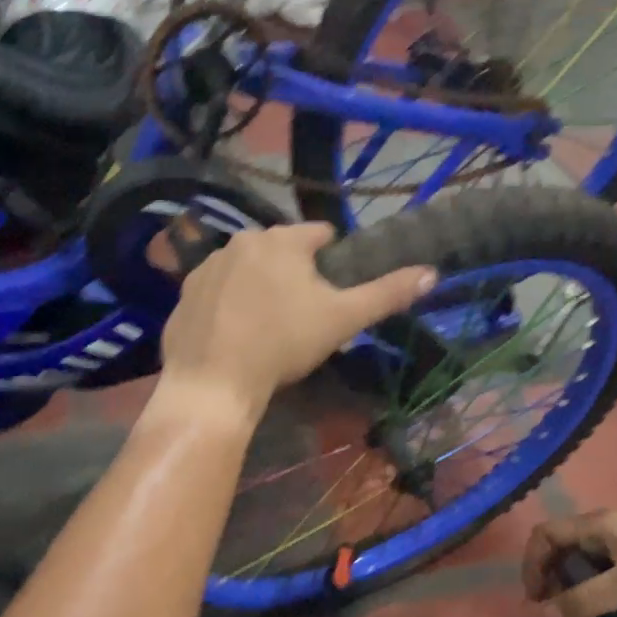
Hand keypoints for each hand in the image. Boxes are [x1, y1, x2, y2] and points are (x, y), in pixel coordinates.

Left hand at [156, 223, 433, 421]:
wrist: (213, 381)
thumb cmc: (284, 344)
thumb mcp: (343, 320)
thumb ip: (387, 294)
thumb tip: (432, 272)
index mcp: (282, 240)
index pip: (318, 234)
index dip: (332, 258)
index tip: (335, 290)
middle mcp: (241, 240)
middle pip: (279, 251)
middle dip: (293, 274)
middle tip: (303, 316)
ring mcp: (206, 266)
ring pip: (245, 269)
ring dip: (259, 287)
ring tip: (268, 328)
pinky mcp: (184, 295)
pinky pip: (216, 293)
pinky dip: (227, 307)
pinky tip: (235, 336)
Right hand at [521, 511, 616, 616]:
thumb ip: (584, 600)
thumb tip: (546, 615)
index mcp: (601, 524)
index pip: (546, 534)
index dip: (533, 563)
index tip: (537, 598)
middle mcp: (606, 534)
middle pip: (561, 558)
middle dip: (558, 592)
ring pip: (581, 578)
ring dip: (579, 606)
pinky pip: (601, 589)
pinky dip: (598, 609)